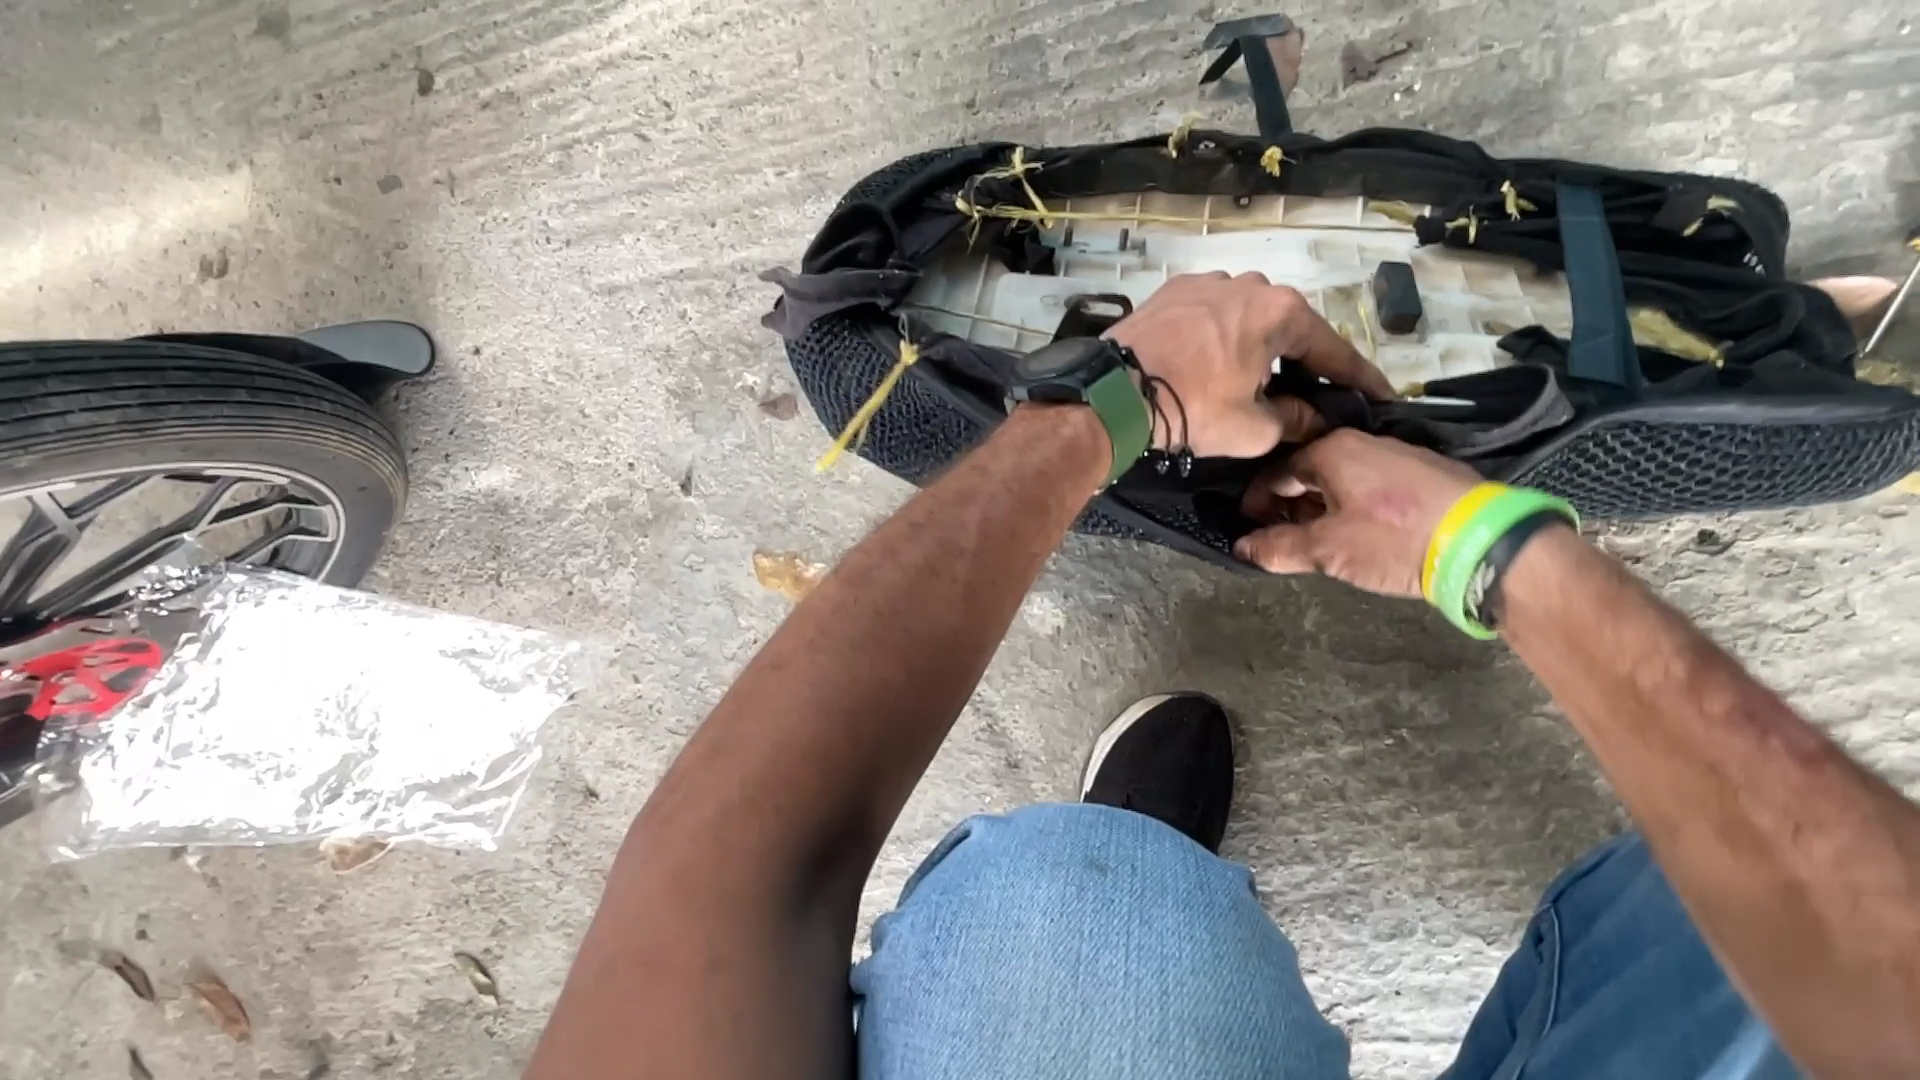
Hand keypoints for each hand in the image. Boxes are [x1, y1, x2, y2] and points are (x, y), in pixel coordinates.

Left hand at [1105, 272, 1392, 458]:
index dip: (1358, 380)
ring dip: (1258, 349)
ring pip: (1248, 320)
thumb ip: (1295, 420)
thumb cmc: (1190, 408)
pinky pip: (1212, 317)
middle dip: (1303, 363)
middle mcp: (1249, 284)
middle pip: (1289, 329)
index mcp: (1280, 311)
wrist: (1113, 392)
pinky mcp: (1172, 292)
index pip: (1333, 350)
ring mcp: (1207, 283)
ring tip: (1257, 383)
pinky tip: (1216, 364)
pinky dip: (1222, 339)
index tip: (1379, 396)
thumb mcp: (1253, 429)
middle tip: (1312, 395)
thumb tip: (1314, 419)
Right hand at [1233, 429, 1479, 596]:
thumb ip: (1279, 547)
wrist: (1487, 541)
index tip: (1248, 529)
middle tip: (1282, 540)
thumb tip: (1242, 547)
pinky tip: (1359, 534)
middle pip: (1308, 474)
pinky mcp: (1426, 474)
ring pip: (1341, 480)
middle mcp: (1362, 443)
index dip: (1255, 503)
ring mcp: (1398, 455)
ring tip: (1318, 542)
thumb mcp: (1328, 549)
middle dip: (1289, 507)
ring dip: (1322, 509)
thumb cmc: (1394, 539)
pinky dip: (1353, 506)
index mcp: (1331, 450)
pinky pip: (1371, 486)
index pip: (1274, 472)